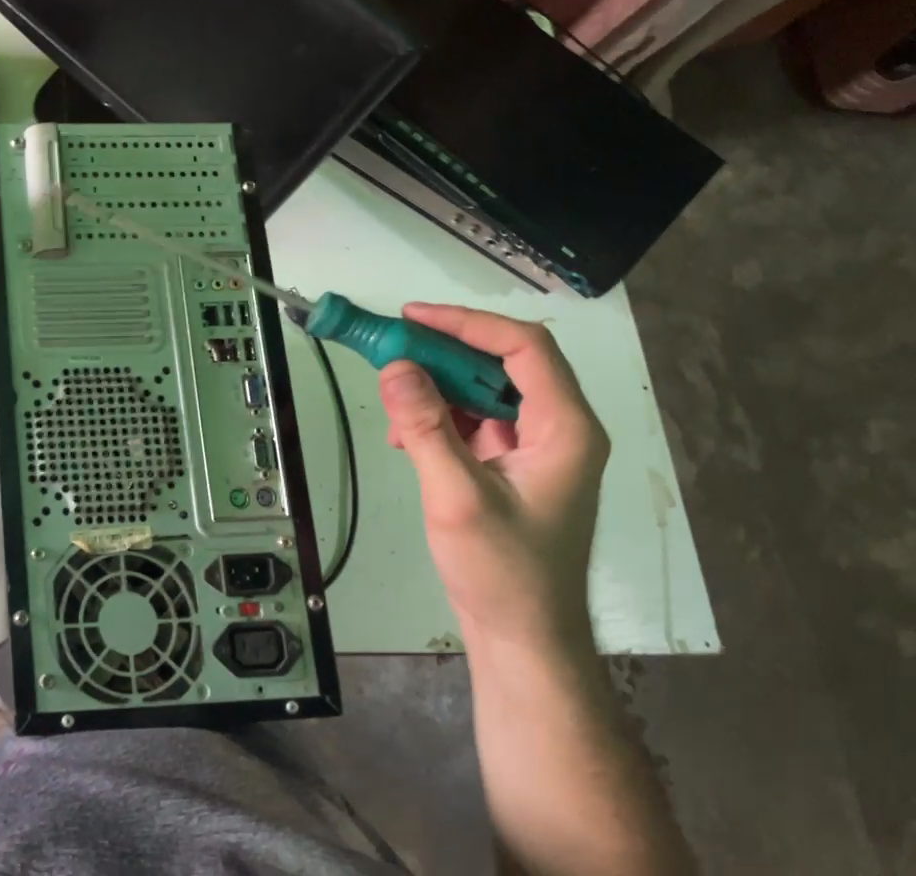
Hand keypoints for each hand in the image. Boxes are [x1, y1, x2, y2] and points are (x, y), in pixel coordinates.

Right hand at [376, 304, 609, 653]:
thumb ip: (425, 428)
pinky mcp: (511, 466)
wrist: (523, 634)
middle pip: (502, 364)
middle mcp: (557, 429)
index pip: (524, 348)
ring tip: (393, 407)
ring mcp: (535, 448)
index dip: (467, 323)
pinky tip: (406, 439)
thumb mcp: (456, 496)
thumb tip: (394, 367)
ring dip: (434, 388)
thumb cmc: (502, 569)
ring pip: (483, 391)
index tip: (410, 317)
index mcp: (565, 429)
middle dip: (441, 353)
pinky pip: (472, 421)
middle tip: (387, 351)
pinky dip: (436, 419)